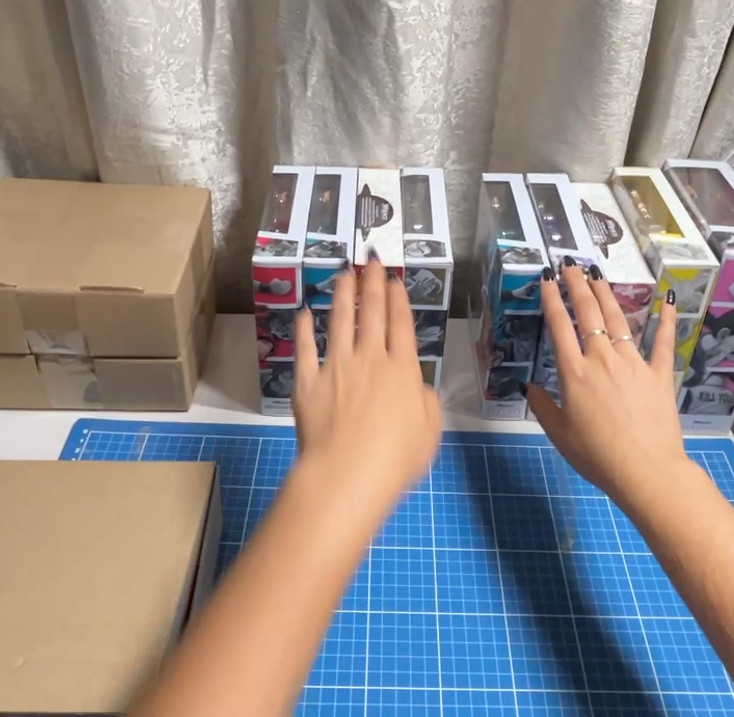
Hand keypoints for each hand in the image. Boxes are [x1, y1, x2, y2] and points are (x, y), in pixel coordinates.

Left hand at [291, 258, 441, 515]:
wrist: (346, 474)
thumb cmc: (395, 459)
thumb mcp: (429, 432)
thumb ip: (426, 403)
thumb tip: (417, 387)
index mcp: (402, 370)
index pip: (401, 324)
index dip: (398, 298)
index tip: (393, 278)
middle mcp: (370, 359)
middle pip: (371, 314)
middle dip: (372, 283)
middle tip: (370, 258)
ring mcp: (336, 367)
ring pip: (339, 321)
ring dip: (342, 294)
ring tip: (344, 272)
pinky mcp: (308, 382)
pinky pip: (305, 349)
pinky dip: (304, 329)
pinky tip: (304, 313)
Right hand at [528, 265, 694, 509]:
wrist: (645, 472)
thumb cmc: (597, 456)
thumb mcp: (559, 434)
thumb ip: (542, 406)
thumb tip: (529, 386)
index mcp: (574, 372)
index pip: (559, 326)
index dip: (552, 299)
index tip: (548, 279)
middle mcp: (602, 359)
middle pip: (587, 313)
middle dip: (577, 285)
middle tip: (570, 266)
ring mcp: (633, 363)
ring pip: (618, 320)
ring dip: (606, 294)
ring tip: (598, 275)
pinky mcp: (659, 374)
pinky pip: (664, 343)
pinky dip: (666, 321)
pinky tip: (668, 301)